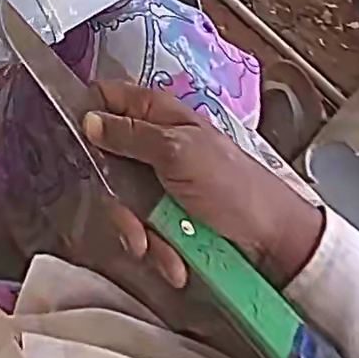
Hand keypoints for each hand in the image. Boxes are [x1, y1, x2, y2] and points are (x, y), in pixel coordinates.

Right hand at [83, 81, 323, 288]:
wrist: (276, 241)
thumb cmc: (230, 185)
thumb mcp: (175, 152)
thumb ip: (129, 135)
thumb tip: (88, 121)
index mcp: (154, 112)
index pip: (104, 97)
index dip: (88, 115)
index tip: (82, 144)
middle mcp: (151, 139)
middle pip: (105, 155)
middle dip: (114, 196)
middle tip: (129, 220)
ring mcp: (157, 176)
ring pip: (121, 196)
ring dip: (136, 228)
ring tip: (155, 248)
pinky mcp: (166, 209)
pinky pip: (142, 223)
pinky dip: (155, 245)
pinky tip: (172, 260)